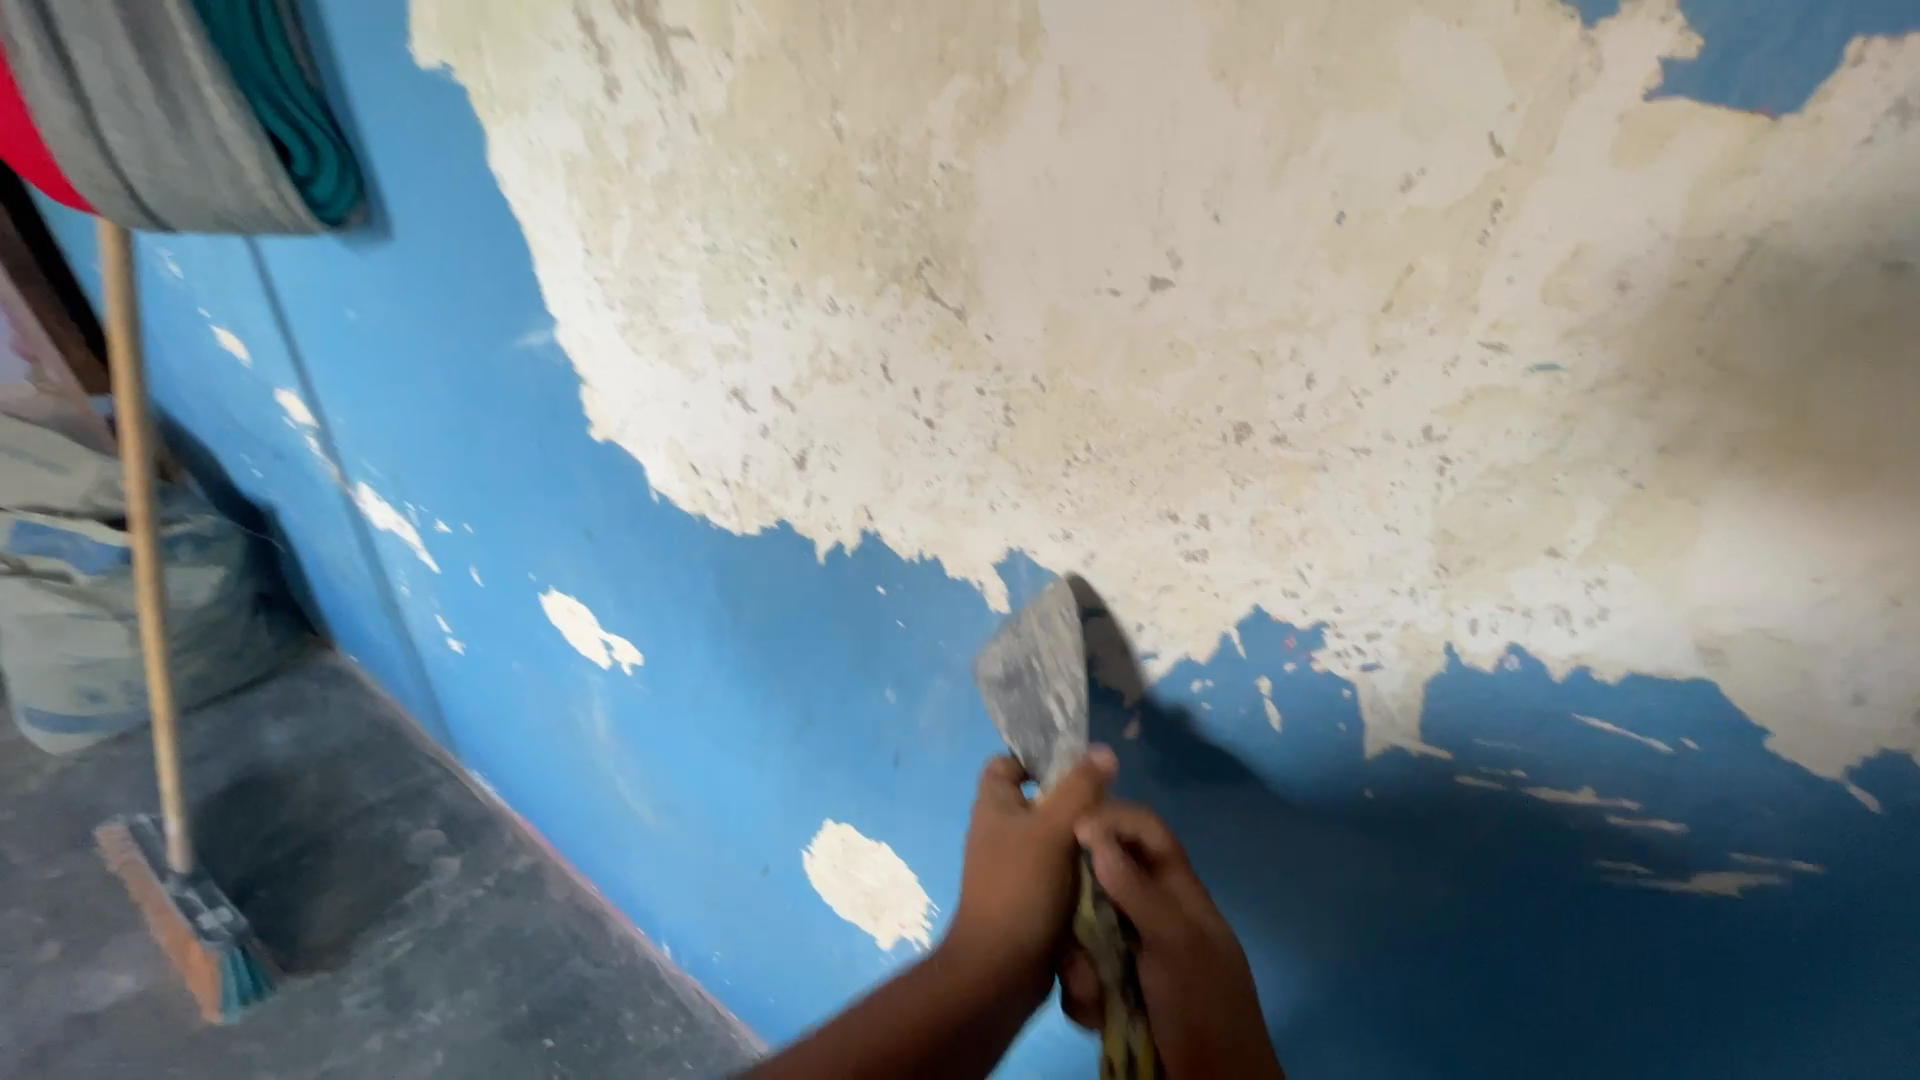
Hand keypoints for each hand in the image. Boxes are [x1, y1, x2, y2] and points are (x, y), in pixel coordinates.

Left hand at [943, 747, 1116, 1003]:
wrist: (1000, 969)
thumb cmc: (1021, 886)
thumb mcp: (1054, 828)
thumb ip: (1080, 788)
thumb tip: (1103, 749)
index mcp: (993, 806)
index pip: (1006, 764)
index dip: (1035, 760)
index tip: (1076, 770)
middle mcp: (998, 832)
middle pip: (1038, 802)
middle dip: (1072, 804)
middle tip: (1109, 810)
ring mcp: (1011, 867)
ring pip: (1052, 840)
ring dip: (1081, 842)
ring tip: (1115, 843)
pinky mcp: (1028, 899)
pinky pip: (1057, 874)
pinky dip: (1079, 875)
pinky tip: (1109, 877)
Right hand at [1060, 802, 1283, 1079]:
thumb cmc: (1204, 1006)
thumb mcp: (1177, 943)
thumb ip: (1136, 887)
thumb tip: (1092, 830)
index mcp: (1176, 890)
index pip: (1144, 830)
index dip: (1112, 819)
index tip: (1070, 829)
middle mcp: (1150, 913)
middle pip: (1101, 878)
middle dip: (1080, 904)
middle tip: (1071, 928)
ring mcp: (1130, 952)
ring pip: (1082, 929)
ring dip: (1080, 961)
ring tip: (1094, 990)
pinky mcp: (1113, 989)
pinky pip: (1080, 973)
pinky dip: (1084, 995)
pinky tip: (1097, 1014)